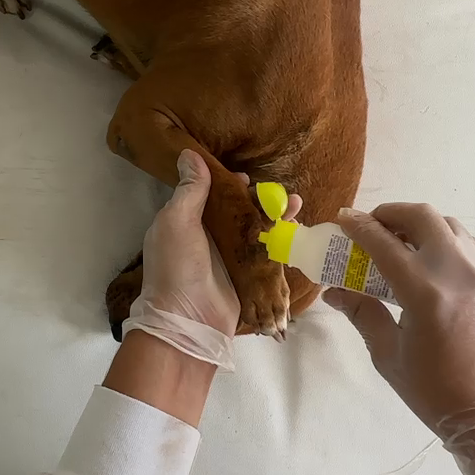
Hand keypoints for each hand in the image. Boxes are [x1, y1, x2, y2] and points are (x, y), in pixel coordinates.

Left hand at [121, 151, 299, 369]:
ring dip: (277, 215)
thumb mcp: (177, 222)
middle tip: (277, 191)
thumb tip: (188, 153)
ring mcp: (232, 258)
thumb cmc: (176, 267)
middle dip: (259, 199)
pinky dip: (284, 238)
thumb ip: (189, 190)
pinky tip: (297, 225)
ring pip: (258, 229)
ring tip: (295, 202)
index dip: (228, 184)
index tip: (244, 176)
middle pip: (239, 210)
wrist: (188, 321)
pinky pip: (270, 252)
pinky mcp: (250, 275)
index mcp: (189, 222)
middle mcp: (210, 237)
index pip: (211, 195)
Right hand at [324, 204, 474, 474]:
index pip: (384, 243)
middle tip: (372, 226)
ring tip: (401, 242)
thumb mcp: (389, 355)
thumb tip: (333, 291)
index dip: (359, 227)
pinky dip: (446, 242)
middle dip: (392, 214)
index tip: (342, 219)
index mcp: (425, 293)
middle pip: (423, 218)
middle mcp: (458, 273)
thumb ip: (362, 313)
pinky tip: (432, 262)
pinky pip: (470, 246)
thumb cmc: (437, 392)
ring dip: (421, 226)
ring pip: (451, 226)